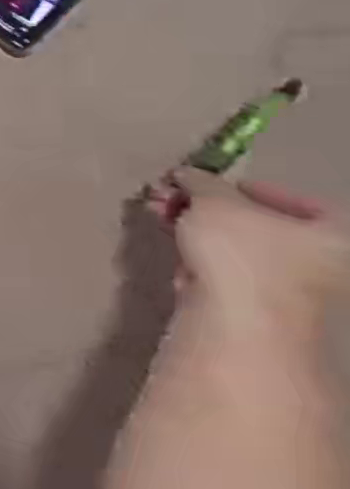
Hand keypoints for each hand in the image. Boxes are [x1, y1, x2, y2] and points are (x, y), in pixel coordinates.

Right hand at [155, 169, 345, 330]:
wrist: (236, 314)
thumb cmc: (241, 250)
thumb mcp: (213, 200)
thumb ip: (201, 182)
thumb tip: (189, 174)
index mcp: (338, 236)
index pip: (301, 200)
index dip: (250, 187)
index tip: (210, 184)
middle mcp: (326, 260)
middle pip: (260, 220)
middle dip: (207, 204)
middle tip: (171, 194)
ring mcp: (291, 283)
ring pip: (237, 241)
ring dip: (194, 221)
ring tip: (157, 210)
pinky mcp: (255, 296)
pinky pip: (227, 261)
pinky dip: (196, 245)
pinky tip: (167, 235)